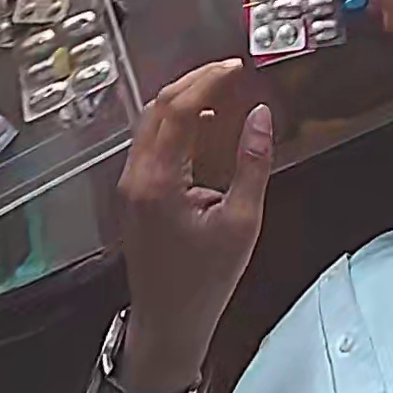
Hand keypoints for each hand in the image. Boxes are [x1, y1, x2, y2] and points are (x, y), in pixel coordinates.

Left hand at [115, 59, 272, 392]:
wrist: (167, 325)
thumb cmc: (204, 280)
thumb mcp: (242, 221)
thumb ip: (253, 162)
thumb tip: (261, 116)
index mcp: (160, 181)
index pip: (180, 110)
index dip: (209, 80)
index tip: (235, 67)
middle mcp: (137, 176)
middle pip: (159, 106)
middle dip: (195, 79)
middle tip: (229, 68)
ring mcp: (131, 183)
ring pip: (150, 118)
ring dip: (183, 95)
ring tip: (219, 85)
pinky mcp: (134, 190)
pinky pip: (150, 137)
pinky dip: (175, 117)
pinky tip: (202, 118)